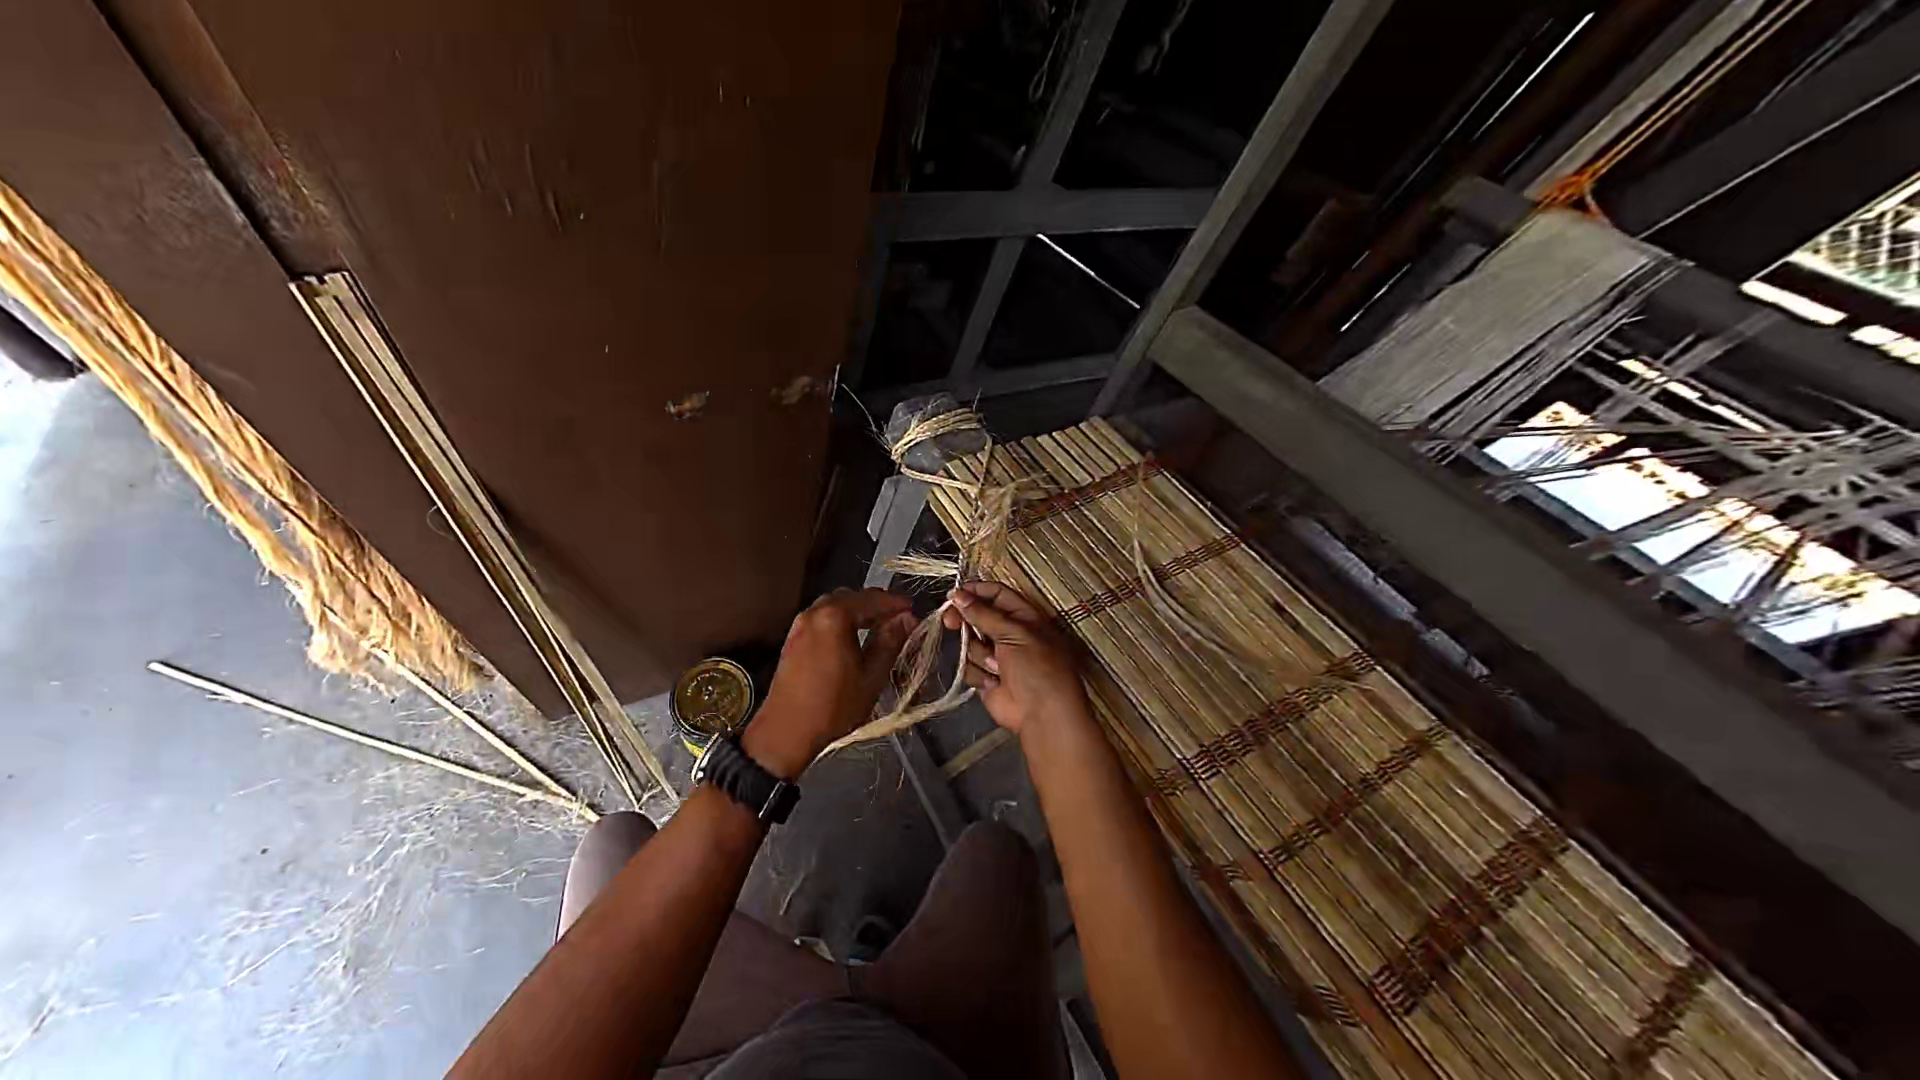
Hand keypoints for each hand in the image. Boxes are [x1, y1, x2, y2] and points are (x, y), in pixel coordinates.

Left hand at [744, 588, 915, 779]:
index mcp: (835, 616)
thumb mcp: (872, 675)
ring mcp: (800, 625)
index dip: (896, 603)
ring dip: (857, 611)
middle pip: (851, 596)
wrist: (786, 732)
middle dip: (876, 604)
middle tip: (898, 620)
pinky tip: (852, 639)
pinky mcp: (793, 639)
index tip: (914, 612)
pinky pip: (822, 618)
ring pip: (835, 605)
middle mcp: (814, 612)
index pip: (873, 598)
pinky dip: (841, 620)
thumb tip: (907, 618)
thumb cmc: (834, 706)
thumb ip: (891, 641)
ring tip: (878, 629)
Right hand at [941, 581, 1091, 741]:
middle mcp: (1009, 633)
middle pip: (978, 617)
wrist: (1042, 713)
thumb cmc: (1037, 667)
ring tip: (996, 667)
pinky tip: (994, 682)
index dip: (976, 591)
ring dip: (979, 654)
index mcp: (1024, 617)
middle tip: (950, 621)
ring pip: (970, 643)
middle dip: (965, 619)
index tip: (954, 592)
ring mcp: (996, 656)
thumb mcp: (1014, 633)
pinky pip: (969, 666)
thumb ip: (984, 614)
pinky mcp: (985, 676)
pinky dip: (979, 673)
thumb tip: (958, 594)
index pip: (997, 594)